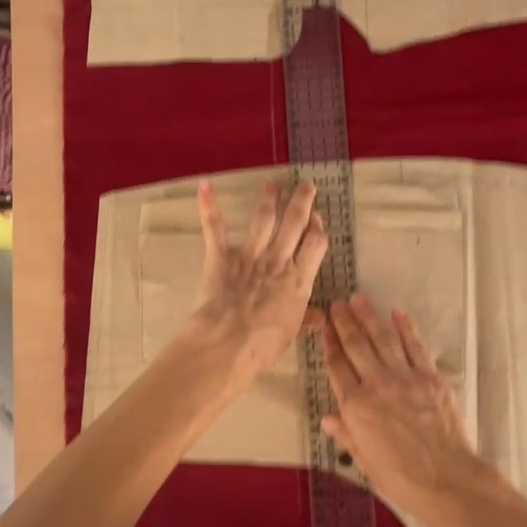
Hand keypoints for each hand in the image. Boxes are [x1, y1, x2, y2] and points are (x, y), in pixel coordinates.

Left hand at [184, 178, 327, 382]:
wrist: (227, 342)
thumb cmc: (263, 343)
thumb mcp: (291, 333)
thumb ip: (306, 320)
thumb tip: (322, 318)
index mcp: (299, 280)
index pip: (316, 244)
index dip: (318, 227)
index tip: (318, 216)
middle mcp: (278, 261)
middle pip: (295, 223)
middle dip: (302, 201)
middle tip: (306, 183)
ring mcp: (249, 256)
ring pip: (263, 219)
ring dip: (268, 198)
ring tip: (272, 182)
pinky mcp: (221, 257)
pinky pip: (215, 229)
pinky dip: (209, 207)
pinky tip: (204, 187)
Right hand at [320, 296, 500, 526]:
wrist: (444, 479)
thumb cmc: (399, 477)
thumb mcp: (364, 460)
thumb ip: (346, 434)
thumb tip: (328, 419)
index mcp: (355, 406)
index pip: (337, 366)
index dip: (329, 343)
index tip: (323, 325)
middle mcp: (376, 384)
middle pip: (356, 346)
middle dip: (345, 322)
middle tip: (337, 303)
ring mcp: (404, 377)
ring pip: (383, 339)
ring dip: (369, 317)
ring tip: (359, 299)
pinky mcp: (430, 378)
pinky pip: (415, 347)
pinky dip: (406, 328)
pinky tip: (398, 313)